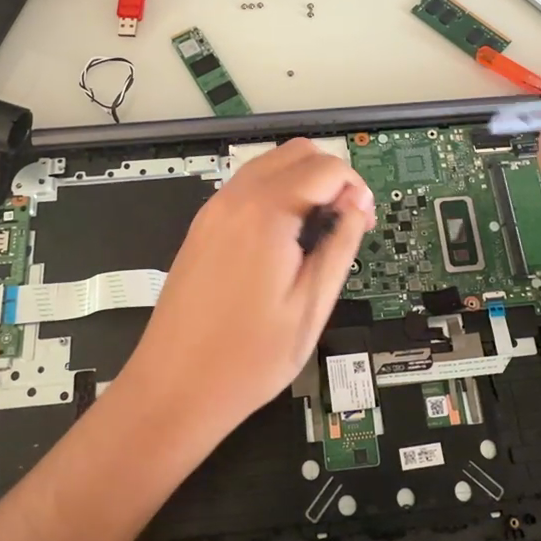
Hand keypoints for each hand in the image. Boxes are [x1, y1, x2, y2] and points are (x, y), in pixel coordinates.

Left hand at [123, 138, 374, 439]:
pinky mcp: (202, 228)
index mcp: (266, 213)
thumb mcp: (311, 306)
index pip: (325, 167)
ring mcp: (213, 211)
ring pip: (269, 164)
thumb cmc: (248, 358)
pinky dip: (276, 193)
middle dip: (331, 175)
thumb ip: (340, 246)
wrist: (175, 388)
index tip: (365, 221)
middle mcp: (235, 200)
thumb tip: (358, 208)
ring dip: (303, 181)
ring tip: (320, 230)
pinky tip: (287, 237)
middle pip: (295, 152)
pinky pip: (246, 188)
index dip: (355, 186)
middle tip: (347, 220)